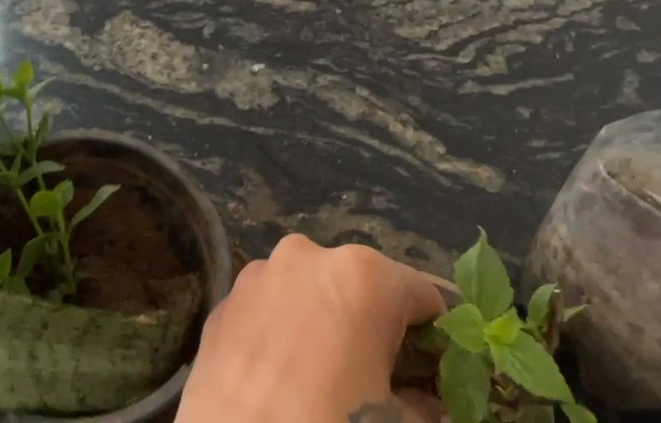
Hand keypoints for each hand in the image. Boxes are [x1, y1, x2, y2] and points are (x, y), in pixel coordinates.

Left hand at [178, 234, 446, 422]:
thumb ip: (427, 405)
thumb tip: (426, 399)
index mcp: (363, 275)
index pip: (424, 298)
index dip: (436, 341)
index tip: (435, 378)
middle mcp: (307, 255)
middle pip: (365, 289)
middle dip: (379, 331)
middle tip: (382, 384)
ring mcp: (258, 275)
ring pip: (313, 294)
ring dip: (329, 328)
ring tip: (328, 383)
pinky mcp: (223, 304)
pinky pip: (272, 311)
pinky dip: (286, 335)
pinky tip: (284, 380)